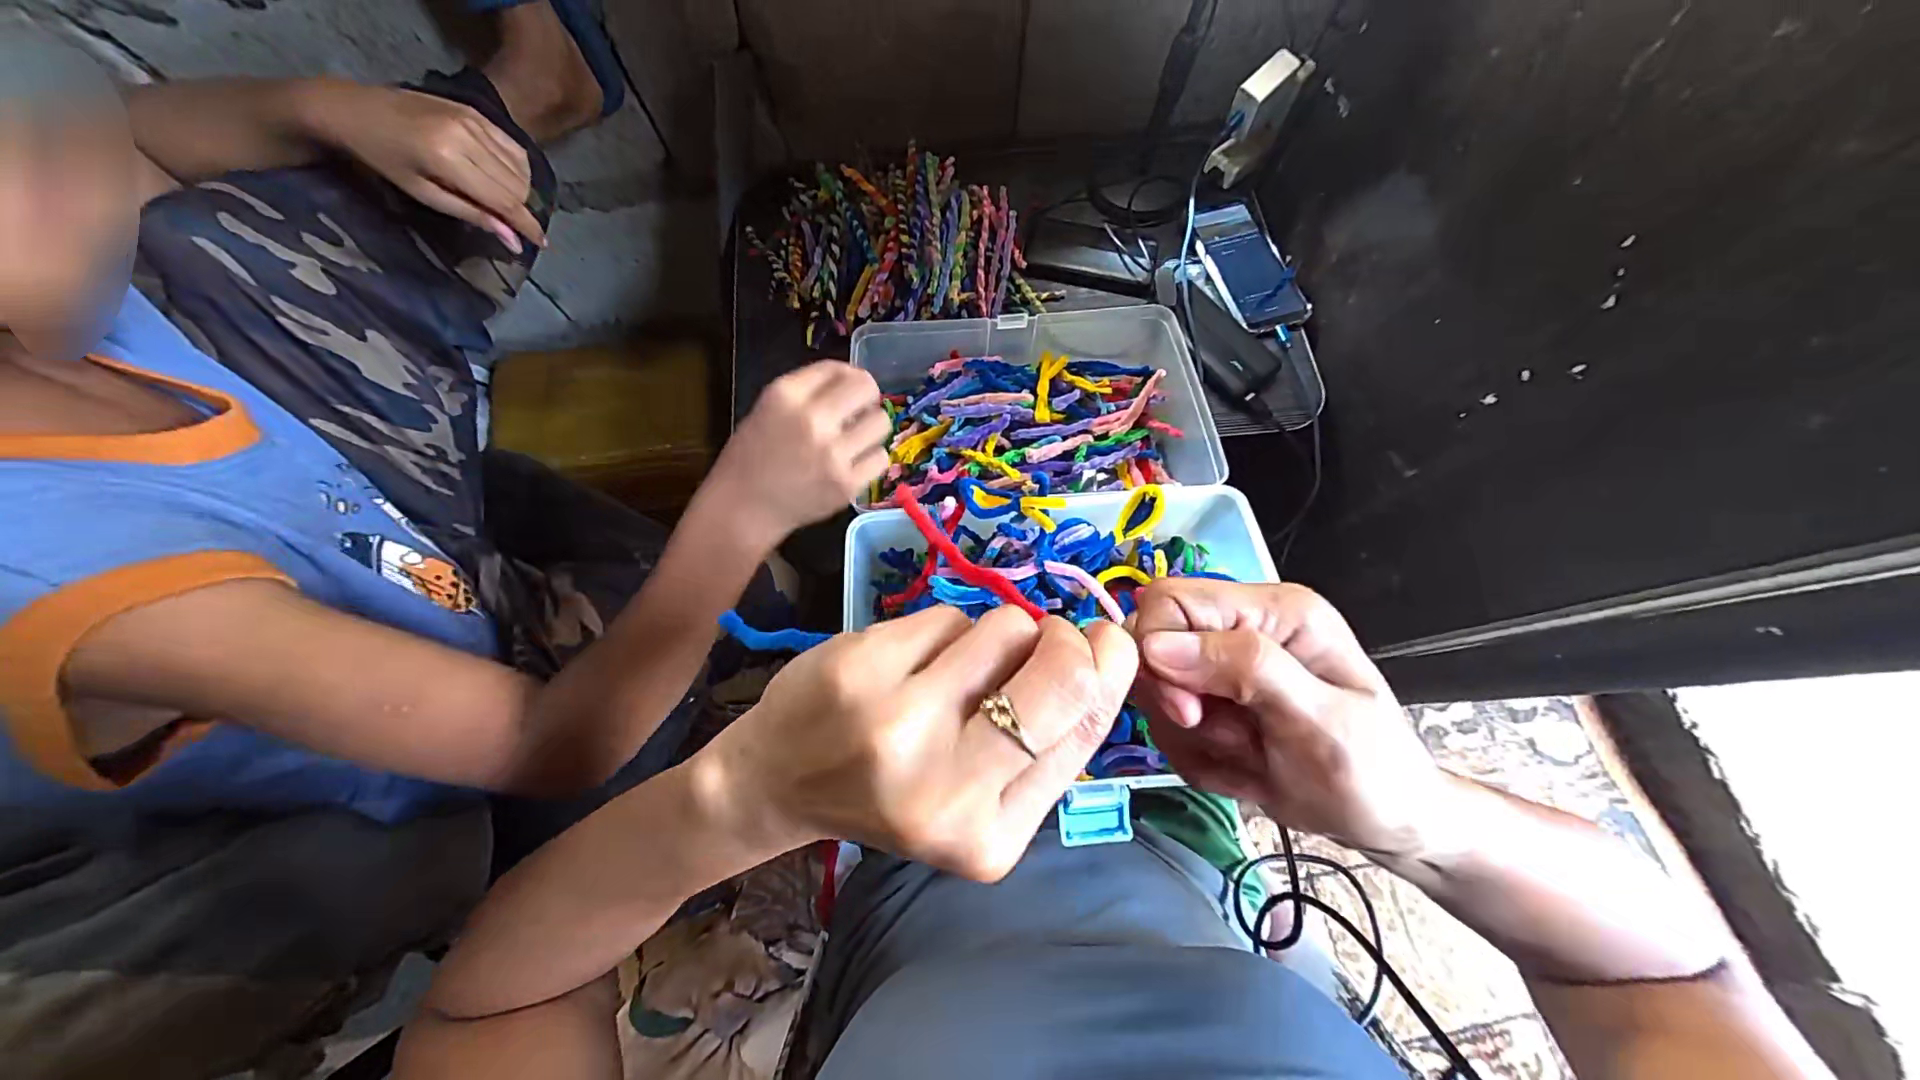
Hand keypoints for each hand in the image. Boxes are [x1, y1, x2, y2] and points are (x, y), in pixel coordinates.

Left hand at [301, 81, 544, 252]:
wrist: (349, 107)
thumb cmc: (381, 158)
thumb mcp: (424, 194)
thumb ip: (473, 214)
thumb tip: (514, 242)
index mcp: (448, 159)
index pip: (505, 200)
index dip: (527, 225)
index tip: (541, 243)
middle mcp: (466, 135)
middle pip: (518, 186)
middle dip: (523, 209)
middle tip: (517, 225)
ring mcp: (473, 119)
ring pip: (521, 168)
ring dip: (522, 191)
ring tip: (510, 203)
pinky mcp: (474, 111)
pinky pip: (513, 147)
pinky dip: (519, 168)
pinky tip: (508, 178)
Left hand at [702, 606, 1137, 880]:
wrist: (776, 782)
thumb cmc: (887, 792)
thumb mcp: (974, 800)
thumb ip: (1040, 745)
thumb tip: (1103, 654)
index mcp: (989, 837)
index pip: (1085, 729)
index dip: (1109, 669)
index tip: (1106, 641)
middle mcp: (947, 790)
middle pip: (1062, 675)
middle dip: (1067, 637)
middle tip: (1049, 634)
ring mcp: (899, 724)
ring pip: (1004, 629)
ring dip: (995, 634)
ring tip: (956, 667)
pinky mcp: (861, 668)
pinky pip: (948, 616)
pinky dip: (943, 630)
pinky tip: (909, 662)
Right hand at [710, 361, 889, 545]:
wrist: (743, 508)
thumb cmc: (752, 457)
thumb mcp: (769, 408)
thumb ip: (809, 390)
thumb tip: (852, 377)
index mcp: (786, 395)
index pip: (838, 369)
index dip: (848, 377)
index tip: (847, 390)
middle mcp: (812, 420)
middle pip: (867, 388)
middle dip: (866, 398)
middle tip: (859, 412)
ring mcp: (833, 454)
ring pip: (880, 423)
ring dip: (870, 429)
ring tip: (855, 440)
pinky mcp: (847, 484)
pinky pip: (880, 458)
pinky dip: (870, 459)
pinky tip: (853, 463)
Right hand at [1129, 579, 1447, 858]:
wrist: (1385, 820)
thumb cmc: (1373, 771)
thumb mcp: (1320, 720)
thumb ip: (1246, 668)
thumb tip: (1157, 644)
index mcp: (1274, 610)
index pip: (1170, 600)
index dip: (1158, 651)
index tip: (1188, 710)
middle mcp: (1241, 627)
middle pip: (1150, 644)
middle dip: (1176, 701)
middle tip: (1227, 738)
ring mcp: (1221, 666)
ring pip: (1152, 689)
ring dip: (1190, 735)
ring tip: (1248, 754)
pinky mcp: (1208, 700)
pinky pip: (1164, 724)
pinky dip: (1194, 755)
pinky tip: (1241, 764)